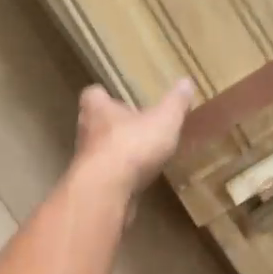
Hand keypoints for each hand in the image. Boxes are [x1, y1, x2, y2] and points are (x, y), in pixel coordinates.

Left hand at [72, 79, 194, 197]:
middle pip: (93, 124)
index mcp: (98, 110)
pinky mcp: (92, 188)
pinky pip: (106, 178)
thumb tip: (186, 82)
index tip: (114, 97)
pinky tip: (137, 181)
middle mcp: (86, 133)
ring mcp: (86, 163)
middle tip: (132, 127)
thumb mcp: (164, 120)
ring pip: (98, 152)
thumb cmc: (132, 145)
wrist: (107, 191)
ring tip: (139, 156)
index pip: (92, 95)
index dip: (103, 95)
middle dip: (111, 125)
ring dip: (115, 153)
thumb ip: (175, 103)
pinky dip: (119, 177)